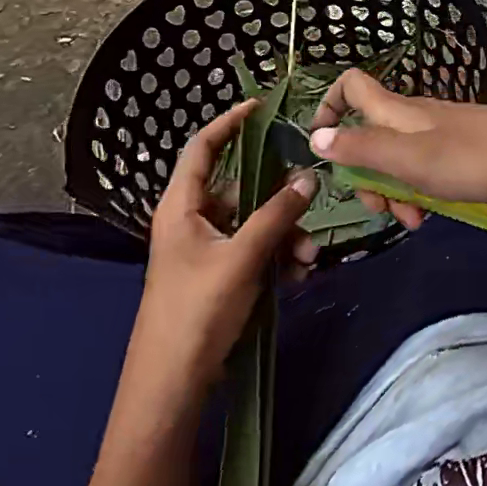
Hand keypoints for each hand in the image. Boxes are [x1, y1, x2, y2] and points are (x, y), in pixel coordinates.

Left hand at [125, 99, 316, 401]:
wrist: (174, 378)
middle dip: (280, 201)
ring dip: (285, 236)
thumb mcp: (241, 257)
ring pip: (255, 225)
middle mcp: (194, 221)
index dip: (228, 124)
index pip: (202, 149)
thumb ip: (276, 216)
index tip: (260, 107)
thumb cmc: (196, 309)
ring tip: (308, 259)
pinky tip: (298, 276)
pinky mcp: (222, 276)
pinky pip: (256, 253)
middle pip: (241, 190)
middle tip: (312, 206)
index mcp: (182, 206)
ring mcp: (208, 251)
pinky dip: (277, 259)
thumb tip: (308, 178)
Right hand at [308, 69, 486, 227]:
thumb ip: (362, 149)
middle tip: (382, 208)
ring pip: (396, 159)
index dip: (329, 107)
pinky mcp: (457, 149)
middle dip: (366, 175)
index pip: (350, 86)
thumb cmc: (471, 157)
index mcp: (394, 112)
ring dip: (394, 191)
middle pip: (368, 136)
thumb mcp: (409, 159)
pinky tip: (433, 212)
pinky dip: (419, 190)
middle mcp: (411, 117)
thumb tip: (314, 136)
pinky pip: (423, 168)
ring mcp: (436, 133)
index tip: (325, 146)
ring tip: (414, 221)